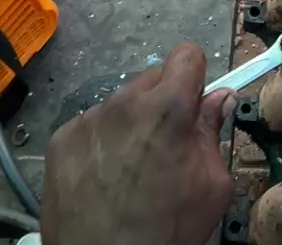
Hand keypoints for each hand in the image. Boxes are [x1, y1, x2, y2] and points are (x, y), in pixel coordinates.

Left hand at [43, 41, 235, 244]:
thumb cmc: (166, 233)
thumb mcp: (212, 186)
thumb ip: (214, 131)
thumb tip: (220, 97)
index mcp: (168, 106)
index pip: (188, 54)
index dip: (194, 76)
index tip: (193, 101)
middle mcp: (126, 101)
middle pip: (152, 78)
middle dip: (162, 102)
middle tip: (163, 144)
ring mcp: (89, 119)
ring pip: (120, 102)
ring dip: (130, 122)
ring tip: (129, 167)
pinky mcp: (61, 140)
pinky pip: (90, 125)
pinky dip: (100, 142)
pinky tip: (103, 177)